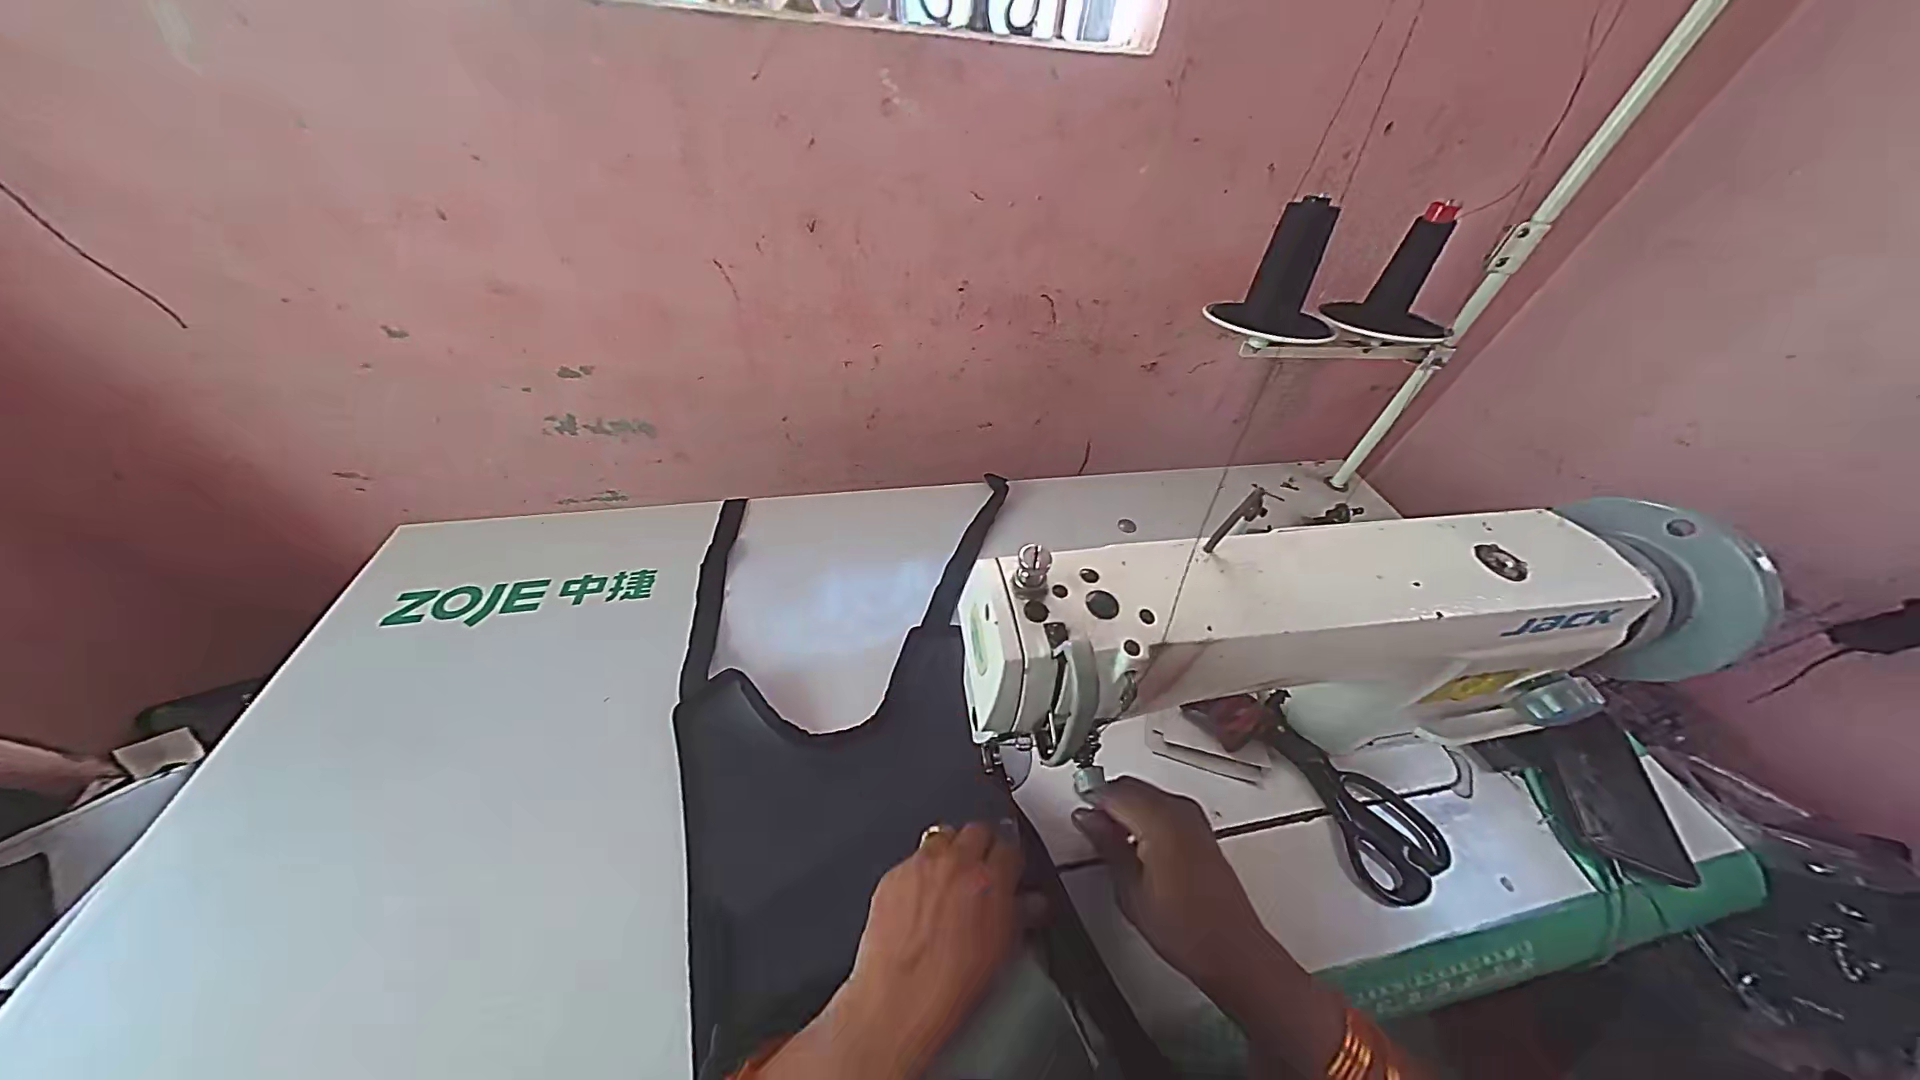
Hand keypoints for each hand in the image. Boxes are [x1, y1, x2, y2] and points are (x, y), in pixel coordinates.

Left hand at [765, 821, 1022, 1079]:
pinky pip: (914, 857)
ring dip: (951, 851)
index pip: (1010, 845)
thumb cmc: (949, 990)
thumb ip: (1020, 915)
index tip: (1009, 869)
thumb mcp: (1001, 953)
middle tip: (982, 868)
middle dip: (983, 845)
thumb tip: (1031, 904)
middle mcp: (955, 864)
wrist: (897, 1004)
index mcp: (989, 880)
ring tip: (951, 878)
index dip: (1011, 859)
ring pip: (944, 835)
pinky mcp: (893, 874)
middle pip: (978, 830)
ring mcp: (922, 865)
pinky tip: (922, 896)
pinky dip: (922, 869)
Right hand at [1071, 777, 1267, 994]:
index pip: (1112, 791)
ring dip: (1127, 809)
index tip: (1081, 815)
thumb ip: (1106, 844)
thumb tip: (1088, 819)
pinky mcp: (1202, 830)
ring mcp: (1194, 818)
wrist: (1233, 953)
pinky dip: (1146, 817)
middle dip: (1107, 803)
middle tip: (1093, 829)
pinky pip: (1164, 807)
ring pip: (1146, 794)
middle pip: (1130, 786)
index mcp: (1160, 820)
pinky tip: (1139, 847)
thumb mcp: (1130, 890)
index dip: (1091, 801)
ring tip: (1115, 843)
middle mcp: (1180, 811)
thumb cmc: (1189, 930)